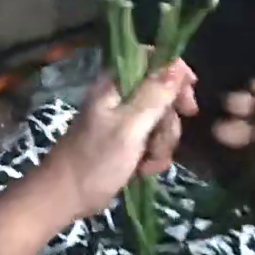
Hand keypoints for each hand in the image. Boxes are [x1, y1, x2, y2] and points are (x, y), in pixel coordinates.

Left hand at [37, 59, 198, 220]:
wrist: (66, 196)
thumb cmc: (95, 160)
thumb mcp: (130, 127)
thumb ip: (153, 96)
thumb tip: (176, 65)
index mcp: (113, 84)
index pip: (149, 58)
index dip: (172, 72)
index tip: (188, 96)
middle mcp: (118, 96)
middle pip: (161, 92)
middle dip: (169, 118)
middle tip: (164, 138)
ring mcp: (121, 119)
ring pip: (160, 119)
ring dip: (162, 143)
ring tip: (148, 161)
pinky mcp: (124, 141)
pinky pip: (152, 140)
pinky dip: (153, 155)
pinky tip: (144, 170)